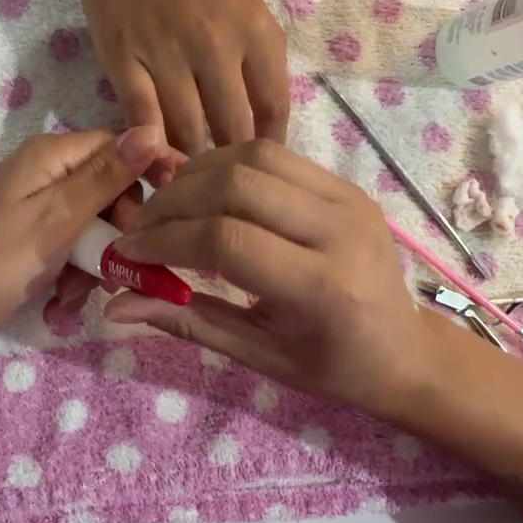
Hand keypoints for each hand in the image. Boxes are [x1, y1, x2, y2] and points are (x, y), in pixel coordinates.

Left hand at [0, 126, 163, 343]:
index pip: (119, 145)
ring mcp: (37, 202)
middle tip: (118, 267)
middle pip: (110, 188)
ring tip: (76, 295)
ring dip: (94, 261)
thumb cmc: (0, 261)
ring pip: (94, 222)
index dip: (149, 172)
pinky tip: (61, 301)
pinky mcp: (32, 232)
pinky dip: (73, 272)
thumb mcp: (60, 218)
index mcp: (51, 154)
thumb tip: (151, 129)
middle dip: (117, 232)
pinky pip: (71, 243)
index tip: (176, 207)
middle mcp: (45, 170)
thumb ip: (107, 176)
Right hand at [64, 0, 289, 154]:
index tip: (261, 160)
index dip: (271, 143)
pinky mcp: (121, 58)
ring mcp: (167, 55)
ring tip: (188, 176)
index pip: (274, 107)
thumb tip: (247, 91)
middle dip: (230, 160)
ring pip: (186, 132)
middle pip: (232, 129)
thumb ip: (248, 38)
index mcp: (255, 25)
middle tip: (222, 181)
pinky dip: (148, 144)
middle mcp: (218, 47)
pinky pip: (140, 117)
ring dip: (189, 160)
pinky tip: (150, 157)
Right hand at [102, 140, 436, 414]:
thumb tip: (115, 305)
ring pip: (253, 157)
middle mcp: (339, 229)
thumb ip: (187, 321)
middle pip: (236, 186)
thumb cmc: (332, 367)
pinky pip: (273, 155)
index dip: (167, 240)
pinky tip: (205, 192)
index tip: (129, 253)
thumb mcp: (258, 354)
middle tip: (143, 227)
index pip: (227, 241)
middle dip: (174, 202)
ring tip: (168, 206)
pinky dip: (226, 165)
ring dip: (197, 175)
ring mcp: (347, 197)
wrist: (407, 350)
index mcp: (323, 286)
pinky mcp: (344, 182)